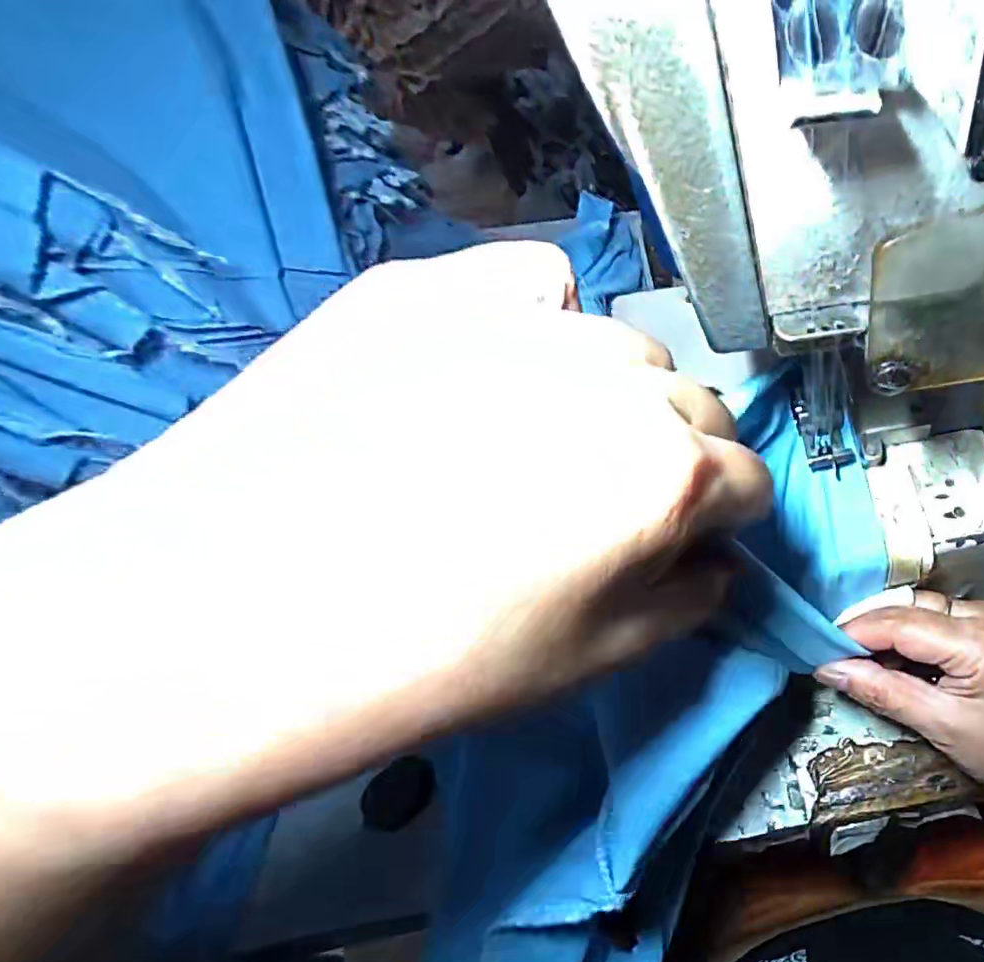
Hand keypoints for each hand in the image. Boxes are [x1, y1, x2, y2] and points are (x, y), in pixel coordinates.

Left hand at [0, 241, 772, 842]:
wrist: (228, 619)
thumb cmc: (452, 656)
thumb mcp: (611, 653)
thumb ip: (696, 599)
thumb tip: (718, 561)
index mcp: (678, 475)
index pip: (755, 484)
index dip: (730, 521)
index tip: (689, 542)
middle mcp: (629, 387)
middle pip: (709, 412)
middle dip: (690, 457)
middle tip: (620, 499)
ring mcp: (534, 326)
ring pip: (635, 353)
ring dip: (626, 396)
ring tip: (554, 435)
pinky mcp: (440, 291)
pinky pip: (541, 283)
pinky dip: (548, 319)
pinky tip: (503, 365)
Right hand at [814, 593, 983, 821]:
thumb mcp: (939, 725)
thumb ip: (882, 690)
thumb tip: (832, 668)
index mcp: (982, 641)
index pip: (904, 623)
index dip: (858, 631)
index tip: (821, 645)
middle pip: (912, 608)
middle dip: (870, 628)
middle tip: (834, 652)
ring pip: (922, 609)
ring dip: (889, 630)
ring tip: (857, 657)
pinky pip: (938, 617)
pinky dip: (911, 634)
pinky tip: (891, 656)